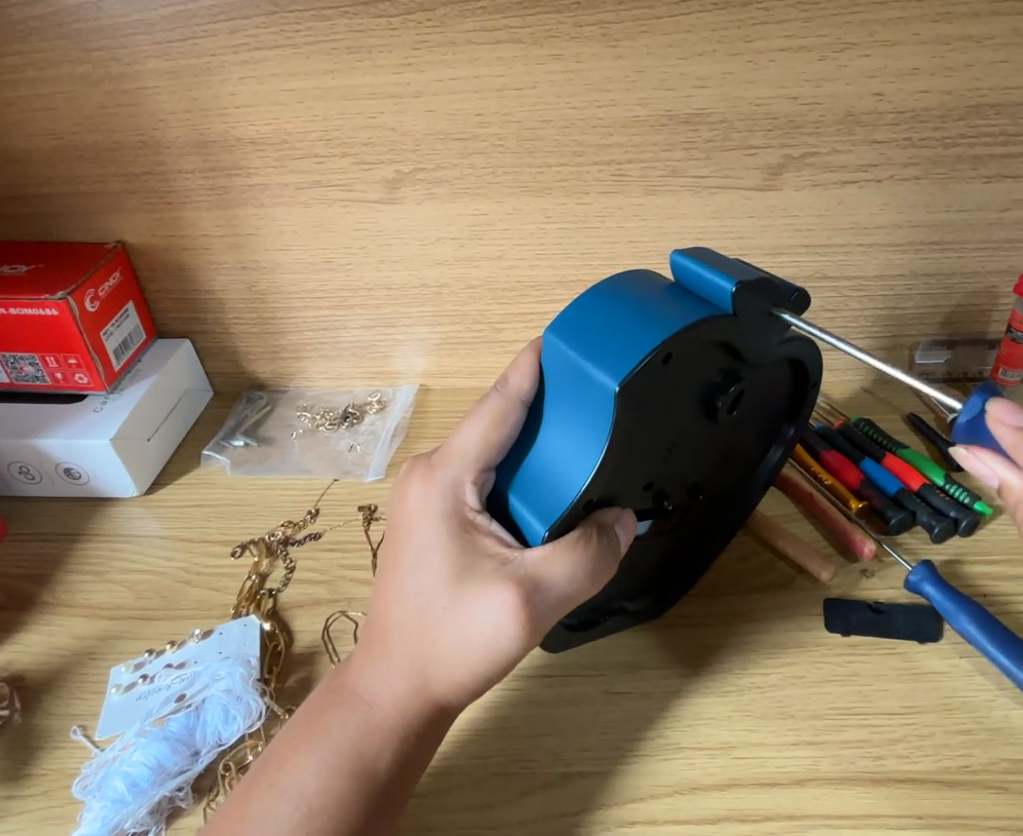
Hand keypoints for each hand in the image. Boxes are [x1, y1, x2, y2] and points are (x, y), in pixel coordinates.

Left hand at [347, 338, 636, 716]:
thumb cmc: (450, 642)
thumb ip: (586, 555)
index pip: (499, 404)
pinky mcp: (436, 516)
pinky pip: (487, 477)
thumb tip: (625, 519)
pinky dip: (523, 473)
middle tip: (598, 393)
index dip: (533, 366)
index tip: (565, 334)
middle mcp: (432, 473)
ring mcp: (429, 495)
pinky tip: (556, 484)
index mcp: (445, 476)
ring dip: (536, 443)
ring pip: (495, 451)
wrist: (397, 688)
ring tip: (587, 434)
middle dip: (547, 405)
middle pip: (499, 423)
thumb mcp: (530, 600)